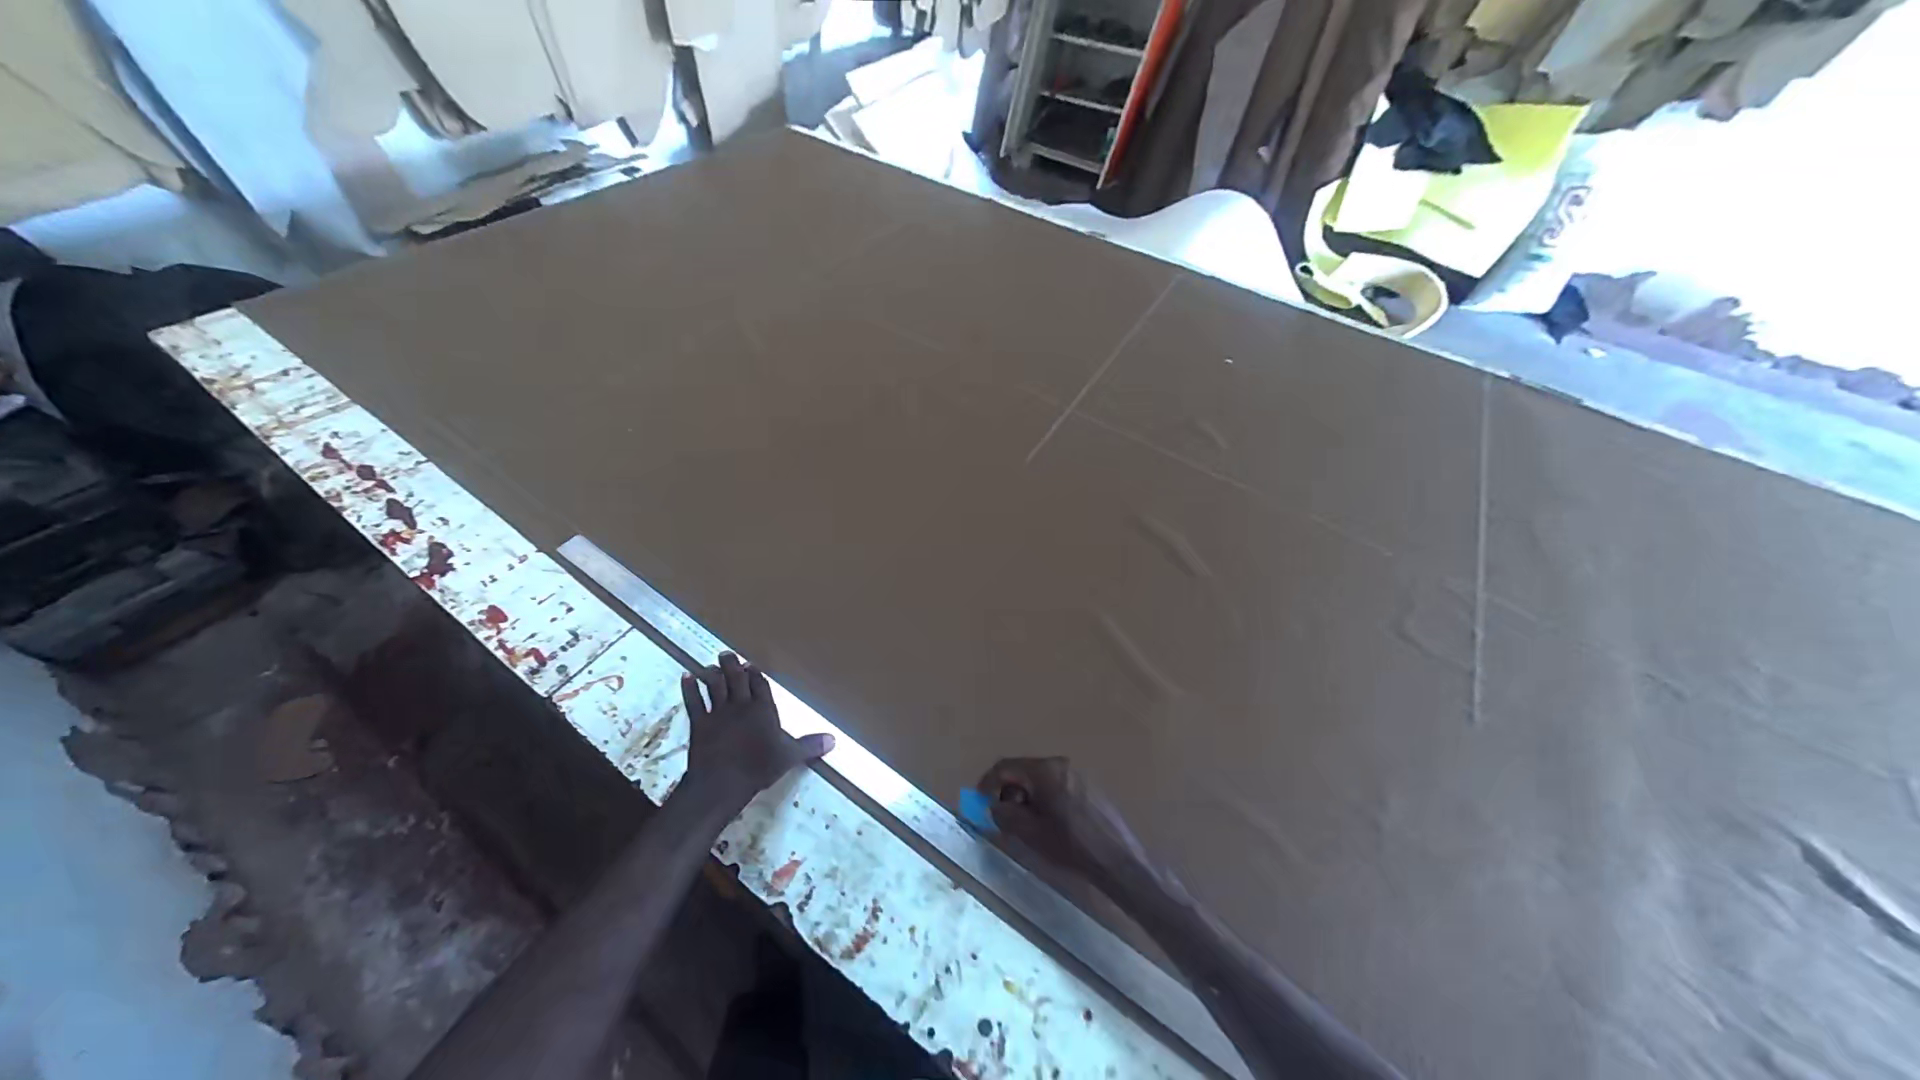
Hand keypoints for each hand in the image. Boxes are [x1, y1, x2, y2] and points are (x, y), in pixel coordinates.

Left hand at [679, 652, 832, 810]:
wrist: (722, 781)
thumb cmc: (758, 767)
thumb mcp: (790, 757)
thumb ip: (810, 745)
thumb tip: (834, 739)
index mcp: (763, 709)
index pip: (759, 685)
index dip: (755, 674)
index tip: (751, 664)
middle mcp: (741, 705)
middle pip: (736, 679)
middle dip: (732, 665)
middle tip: (727, 654)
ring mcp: (718, 713)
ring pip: (715, 686)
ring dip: (712, 673)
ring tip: (711, 664)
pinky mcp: (699, 723)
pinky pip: (693, 702)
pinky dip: (689, 689)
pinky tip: (686, 677)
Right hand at [978, 757, 1153, 889]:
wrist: (1119, 860)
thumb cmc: (1072, 845)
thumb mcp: (1030, 833)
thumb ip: (1005, 814)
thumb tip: (994, 806)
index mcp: (1045, 770)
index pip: (1006, 766)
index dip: (988, 783)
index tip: (980, 801)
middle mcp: (1061, 764)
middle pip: (1024, 771)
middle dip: (1009, 792)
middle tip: (1005, 817)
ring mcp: (1079, 774)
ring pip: (1041, 779)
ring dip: (1028, 797)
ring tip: (1028, 824)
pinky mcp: (1090, 787)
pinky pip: (1058, 786)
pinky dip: (1045, 799)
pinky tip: (1050, 824)